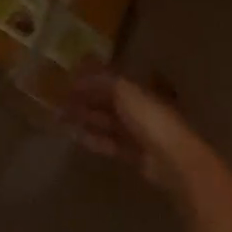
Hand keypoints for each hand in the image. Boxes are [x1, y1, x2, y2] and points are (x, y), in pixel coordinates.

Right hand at [67, 72, 206, 192]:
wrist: (174, 160)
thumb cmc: (150, 119)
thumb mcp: (125, 91)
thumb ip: (102, 80)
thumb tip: (82, 70)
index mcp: (138, 91)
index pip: (110, 81)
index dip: (89, 80)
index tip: (66, 81)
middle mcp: (138, 110)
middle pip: (106, 103)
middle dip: (83, 100)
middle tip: (58, 101)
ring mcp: (137, 134)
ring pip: (105, 123)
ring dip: (84, 119)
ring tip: (60, 119)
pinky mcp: (134, 155)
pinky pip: (109, 143)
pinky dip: (92, 139)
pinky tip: (76, 136)